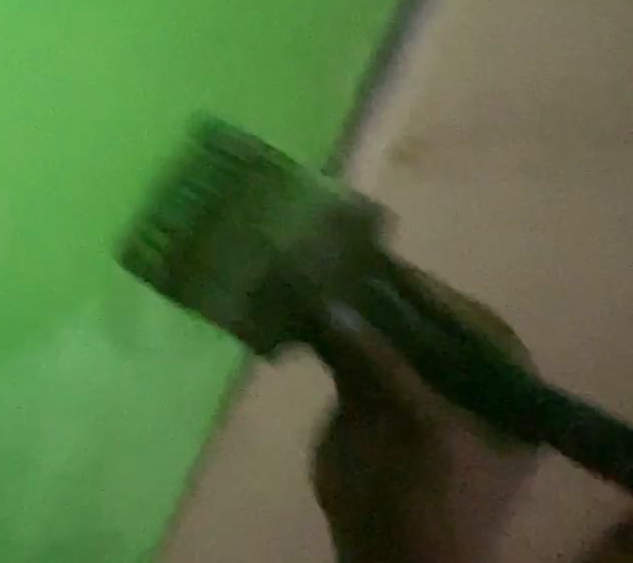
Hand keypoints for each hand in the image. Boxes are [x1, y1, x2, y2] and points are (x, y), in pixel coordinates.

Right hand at [311, 275, 535, 562]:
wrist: (387, 543)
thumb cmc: (432, 492)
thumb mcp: (423, 427)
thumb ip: (380, 363)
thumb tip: (326, 303)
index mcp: (503, 394)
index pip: (477, 328)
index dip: (435, 295)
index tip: (383, 264)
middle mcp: (459, 383)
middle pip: (421, 324)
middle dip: (379, 294)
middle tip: (334, 259)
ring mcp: (407, 387)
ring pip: (377, 333)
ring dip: (343, 308)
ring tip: (304, 276)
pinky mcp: (361, 394)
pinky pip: (341, 349)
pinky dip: (317, 330)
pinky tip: (291, 309)